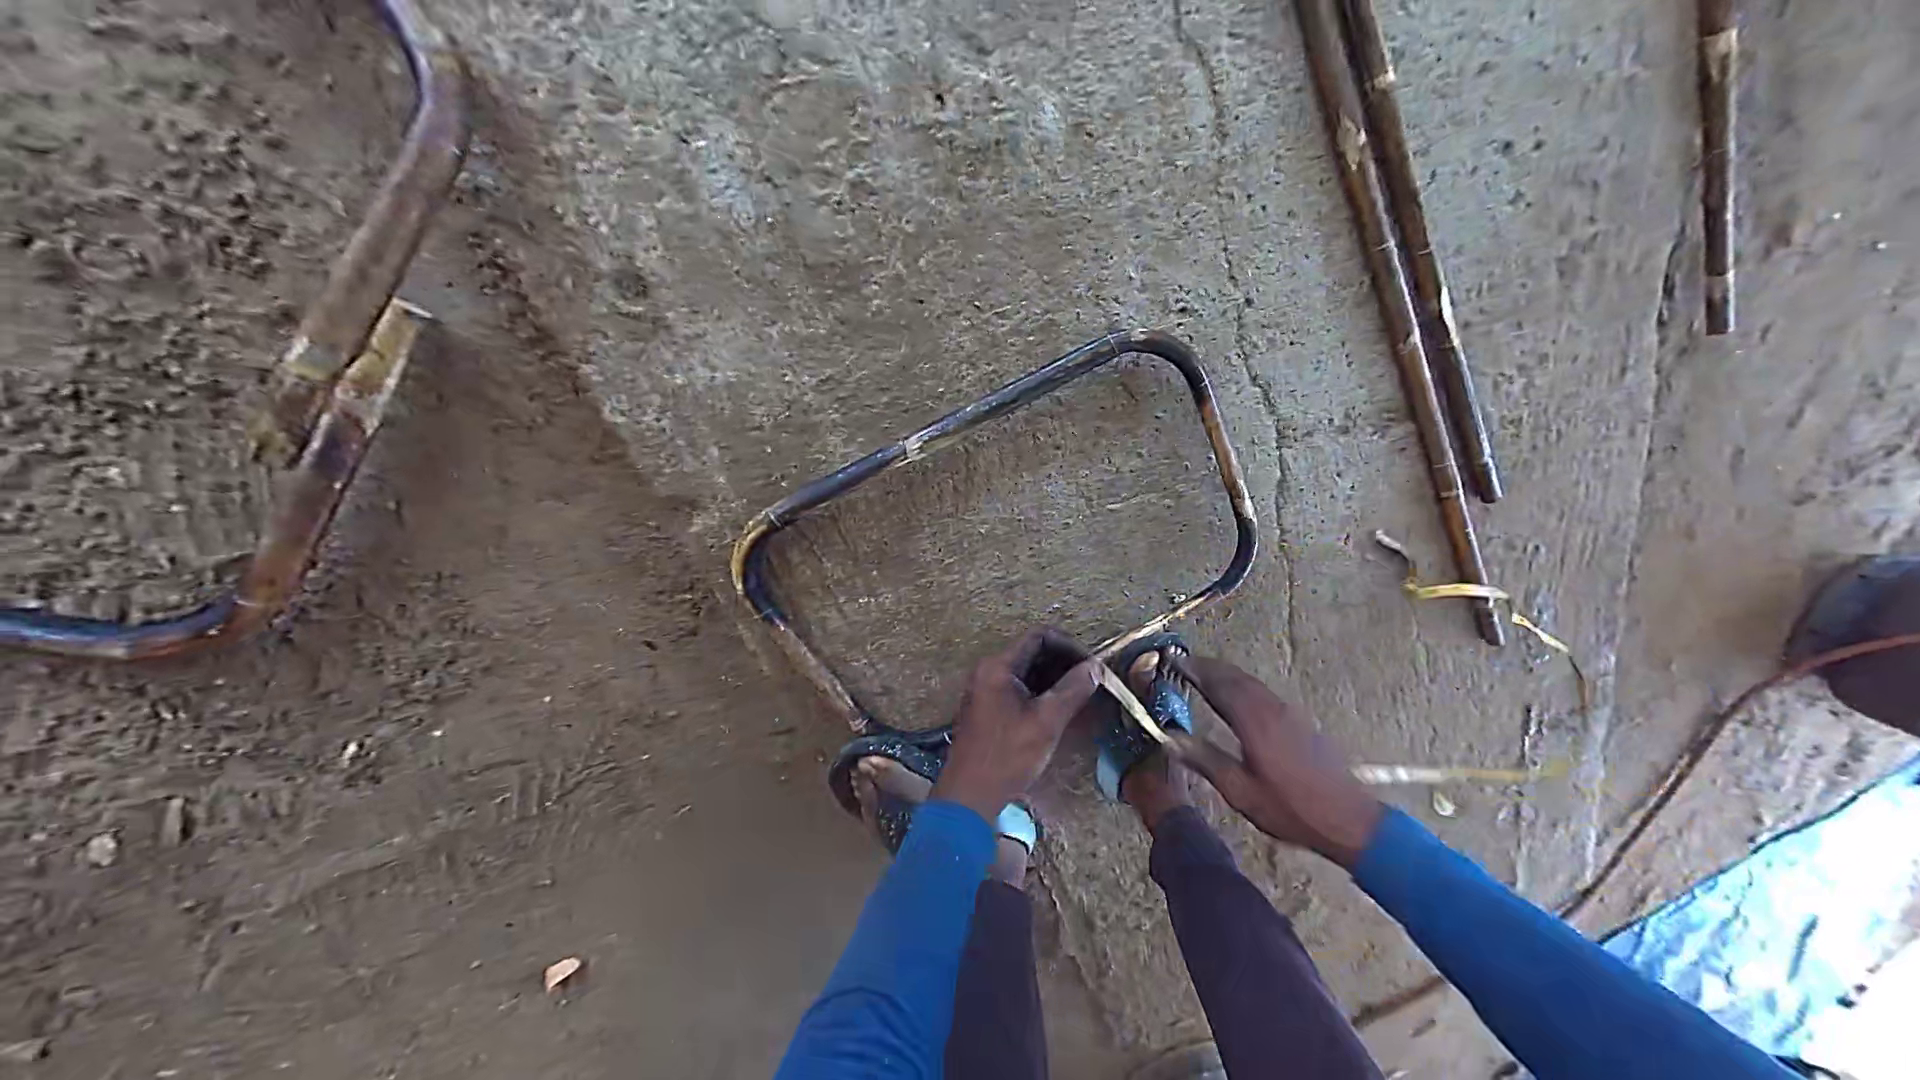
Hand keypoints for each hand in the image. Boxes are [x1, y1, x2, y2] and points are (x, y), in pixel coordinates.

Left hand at [932, 629, 1102, 824]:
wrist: (969, 795)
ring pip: (1028, 672)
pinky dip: (1042, 694)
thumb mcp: (1046, 721)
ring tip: (1082, 697)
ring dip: (1055, 680)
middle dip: (1065, 664)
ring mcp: (987, 690)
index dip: (1070, 646)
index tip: (1092, 666)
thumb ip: (1073, 690)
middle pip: (1034, 652)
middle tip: (1091, 683)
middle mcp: (989, 671)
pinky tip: (1061, 710)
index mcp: (998, 667)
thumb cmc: (1007, 756)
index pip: (1039, 637)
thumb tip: (1096, 668)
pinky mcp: (989, 708)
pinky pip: (1020, 689)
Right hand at [1167, 656, 1383, 867]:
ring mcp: (1289, 713)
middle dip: (1207, 666)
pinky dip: (1241, 684)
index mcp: (1254, 721)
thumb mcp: (1240, 792)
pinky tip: (1235, 696)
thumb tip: (1171, 739)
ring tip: (1202, 674)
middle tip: (1182, 663)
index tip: (1173, 661)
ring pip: (1250, 682)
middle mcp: (1272, 709)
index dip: (1194, 670)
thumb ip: (1205, 760)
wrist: (1349, 820)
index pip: (1218, 684)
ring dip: (1225, 673)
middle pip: (1235, 676)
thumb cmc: (1292, 808)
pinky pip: (1262, 691)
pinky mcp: (1299, 721)